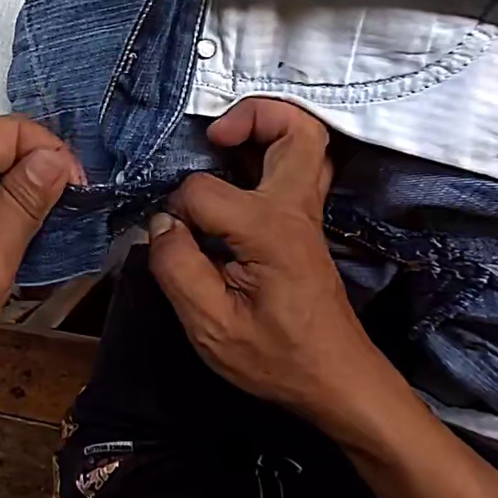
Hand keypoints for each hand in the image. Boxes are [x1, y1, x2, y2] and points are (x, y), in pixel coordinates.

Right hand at [147, 99, 405, 436]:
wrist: (335, 381)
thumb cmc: (276, 358)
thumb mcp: (210, 325)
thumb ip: (176, 266)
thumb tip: (161, 223)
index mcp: (269, 230)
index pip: (203, 191)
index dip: (175, 210)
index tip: (171, 241)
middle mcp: (295, 209)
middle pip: (297, 129)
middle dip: (253, 115)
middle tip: (214, 137)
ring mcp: (307, 214)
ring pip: (307, 142)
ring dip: (267, 129)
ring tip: (223, 146)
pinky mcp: (306, 225)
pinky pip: (299, 167)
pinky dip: (270, 153)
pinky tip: (238, 175)